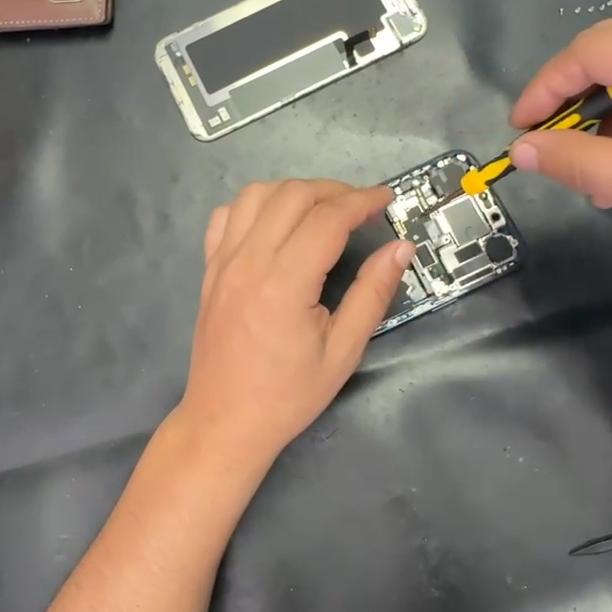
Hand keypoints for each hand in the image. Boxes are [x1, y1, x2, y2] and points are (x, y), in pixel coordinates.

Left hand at [175, 180, 413, 463]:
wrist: (225, 421)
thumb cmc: (288, 395)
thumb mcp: (343, 351)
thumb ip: (373, 294)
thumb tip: (401, 248)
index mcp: (284, 283)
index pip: (328, 218)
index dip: (362, 201)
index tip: (387, 199)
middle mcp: (248, 261)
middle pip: (292, 195)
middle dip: (333, 191)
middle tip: (361, 209)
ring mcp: (222, 262)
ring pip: (255, 194)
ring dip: (294, 191)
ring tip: (321, 211)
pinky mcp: (209, 270)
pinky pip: (225, 216)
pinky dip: (253, 206)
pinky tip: (275, 224)